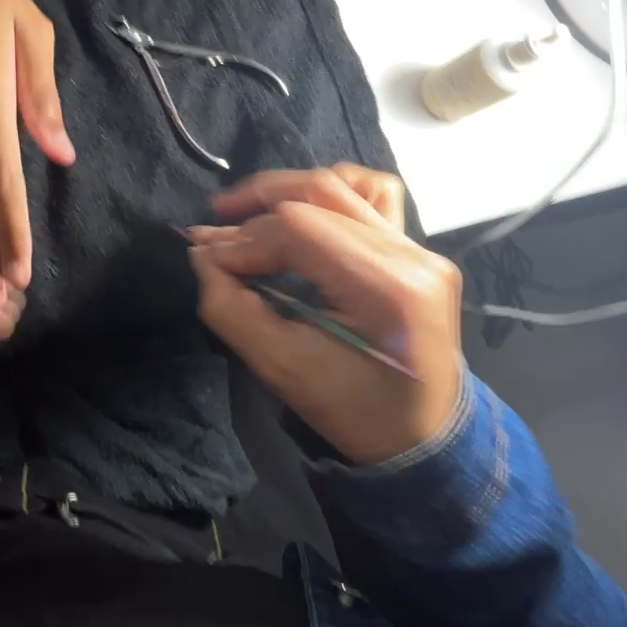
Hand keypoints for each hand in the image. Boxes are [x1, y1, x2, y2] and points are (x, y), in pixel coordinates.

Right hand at [188, 166, 465, 464]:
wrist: (424, 440)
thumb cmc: (353, 411)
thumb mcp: (280, 368)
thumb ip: (231, 307)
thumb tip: (202, 255)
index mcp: (387, 287)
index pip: (297, 228)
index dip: (242, 239)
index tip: (208, 261)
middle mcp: (411, 255)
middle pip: (316, 196)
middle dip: (254, 209)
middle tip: (211, 231)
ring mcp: (421, 248)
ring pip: (342, 185)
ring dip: (284, 192)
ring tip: (244, 209)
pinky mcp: (418, 249)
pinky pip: (372, 194)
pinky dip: (329, 192)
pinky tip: (300, 206)